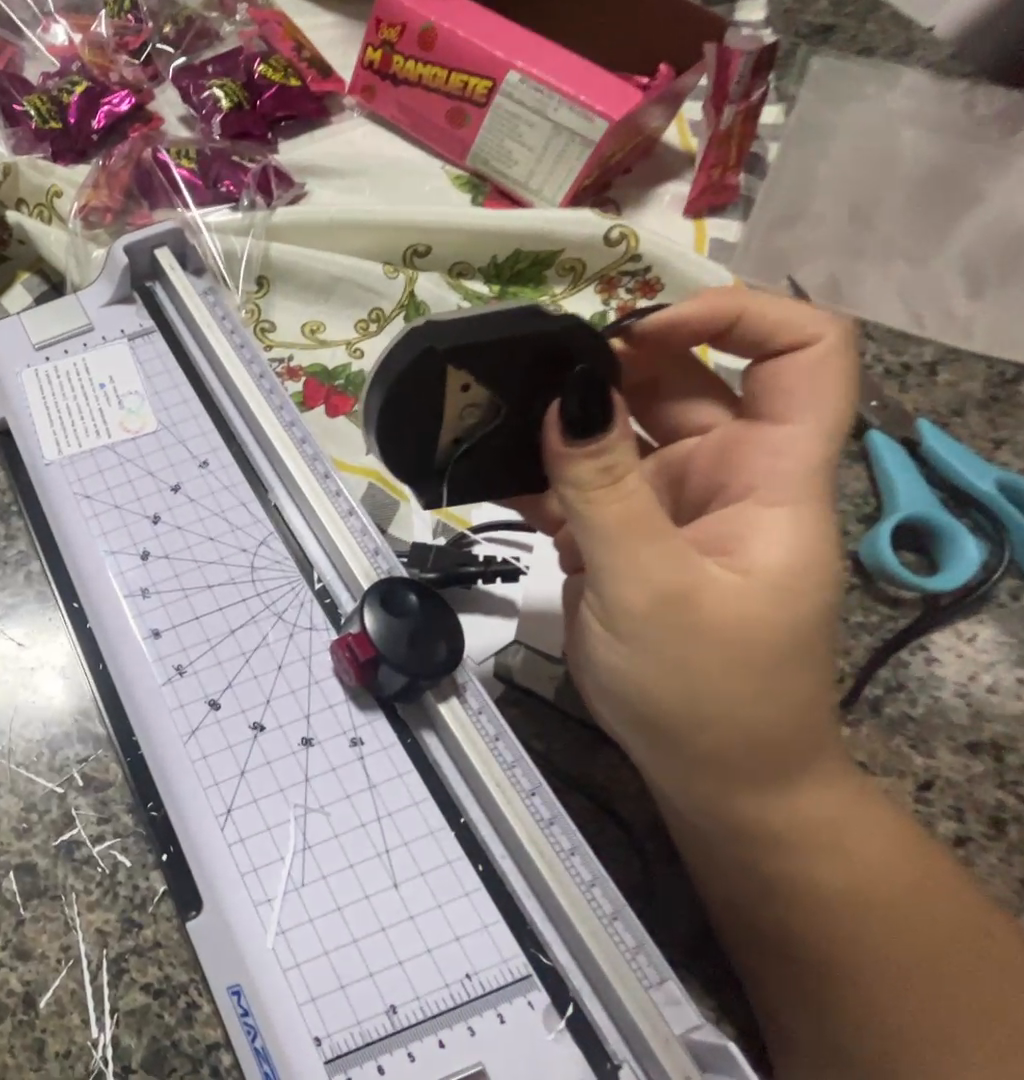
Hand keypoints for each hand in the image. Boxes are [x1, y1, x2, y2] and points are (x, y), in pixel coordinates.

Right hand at [512, 287, 860, 810]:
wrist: (711, 772)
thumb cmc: (708, 686)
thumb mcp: (650, 586)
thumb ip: (603, 490)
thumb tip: (563, 397)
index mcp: (770, 474)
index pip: (801, 353)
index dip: (733, 317)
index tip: (634, 330)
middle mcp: (723, 474)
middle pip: (684, 383)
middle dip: (611, 367)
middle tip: (527, 375)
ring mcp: (666, 506)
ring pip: (616, 433)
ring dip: (560, 421)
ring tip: (490, 417)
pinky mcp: (621, 539)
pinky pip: (579, 486)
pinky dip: (537, 476)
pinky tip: (488, 475)